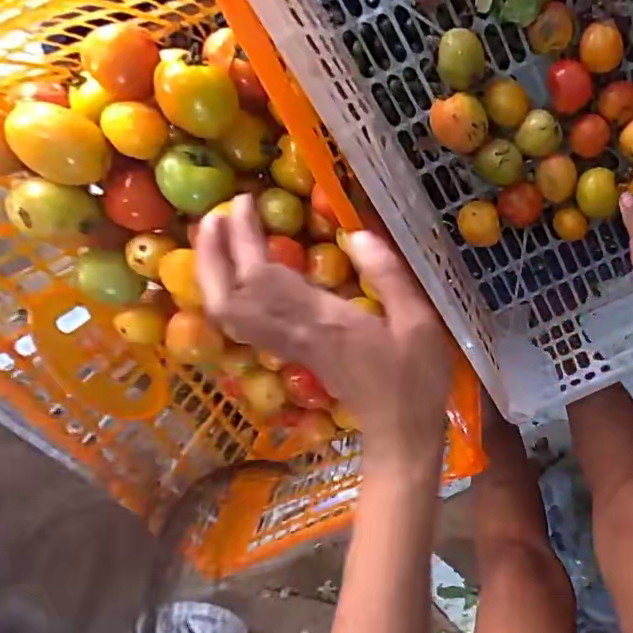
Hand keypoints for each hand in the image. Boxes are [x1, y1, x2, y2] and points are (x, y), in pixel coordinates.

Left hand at [196, 195, 451, 464]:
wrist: (400, 430)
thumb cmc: (415, 378)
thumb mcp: (418, 322)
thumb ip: (389, 277)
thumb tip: (357, 233)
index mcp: (324, 320)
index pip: (264, 275)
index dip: (245, 236)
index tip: (245, 201)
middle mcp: (297, 332)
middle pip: (231, 294)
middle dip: (214, 251)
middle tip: (216, 213)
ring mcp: (291, 347)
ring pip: (230, 313)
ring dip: (214, 275)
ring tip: (219, 241)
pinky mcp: (295, 356)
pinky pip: (246, 326)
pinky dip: (230, 299)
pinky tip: (239, 283)